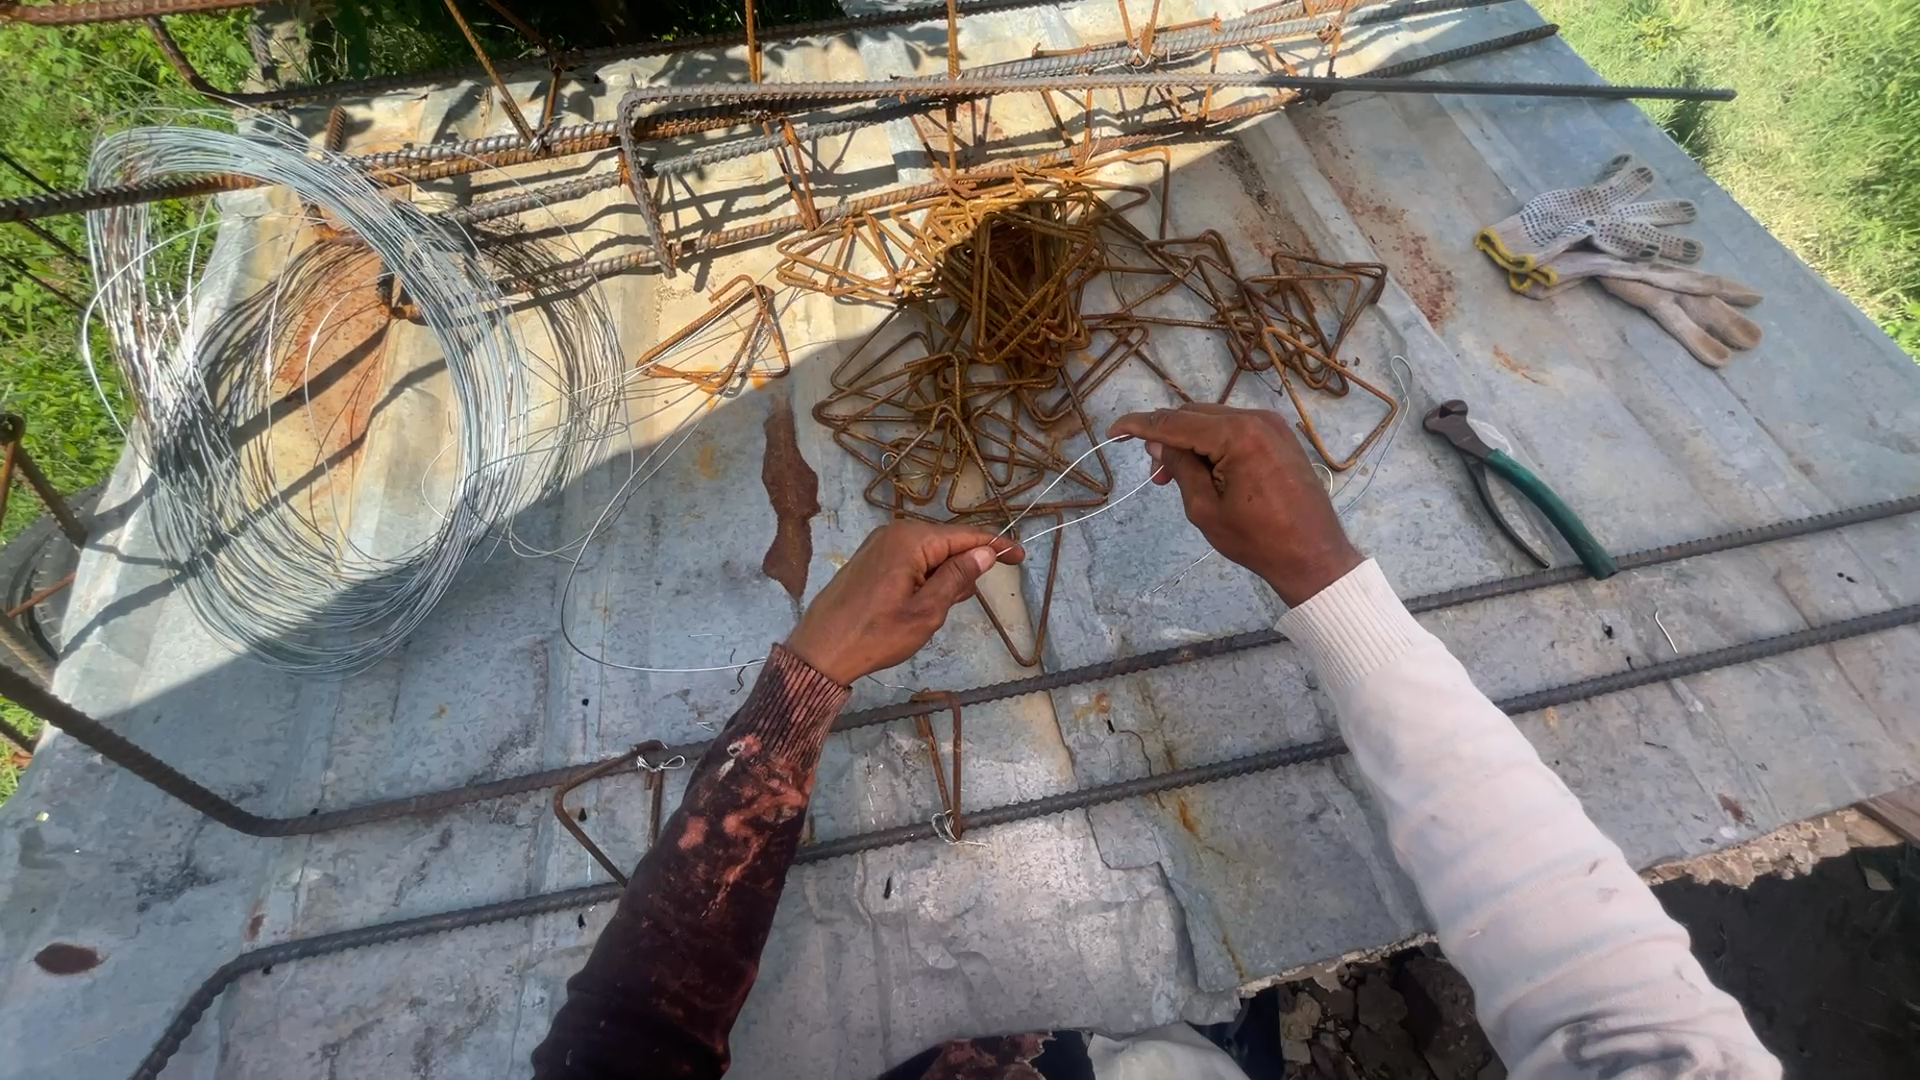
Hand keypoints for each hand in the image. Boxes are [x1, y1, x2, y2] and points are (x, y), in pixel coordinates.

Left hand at [786, 522, 1024, 684]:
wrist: (819, 651)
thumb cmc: (876, 634)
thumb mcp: (927, 611)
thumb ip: (958, 578)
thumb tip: (985, 553)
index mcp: (911, 540)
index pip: (965, 536)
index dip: (996, 546)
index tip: (1021, 556)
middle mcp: (894, 532)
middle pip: (947, 542)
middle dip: (963, 568)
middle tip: (959, 604)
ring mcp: (879, 544)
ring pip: (929, 554)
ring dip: (942, 578)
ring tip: (933, 611)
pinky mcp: (870, 559)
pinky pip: (910, 561)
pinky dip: (924, 578)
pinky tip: (919, 605)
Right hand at [1107, 403, 1360, 605]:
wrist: (1312, 555)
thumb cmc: (1256, 539)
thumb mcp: (1204, 507)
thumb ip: (1179, 468)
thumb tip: (1158, 443)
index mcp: (1237, 435)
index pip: (1174, 422)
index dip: (1139, 425)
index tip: (1113, 431)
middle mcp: (1256, 419)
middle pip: (1193, 415)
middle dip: (1165, 437)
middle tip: (1153, 471)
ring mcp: (1271, 426)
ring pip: (1212, 421)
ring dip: (1187, 442)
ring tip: (1175, 476)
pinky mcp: (1279, 436)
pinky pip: (1233, 429)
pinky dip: (1211, 444)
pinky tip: (1202, 469)